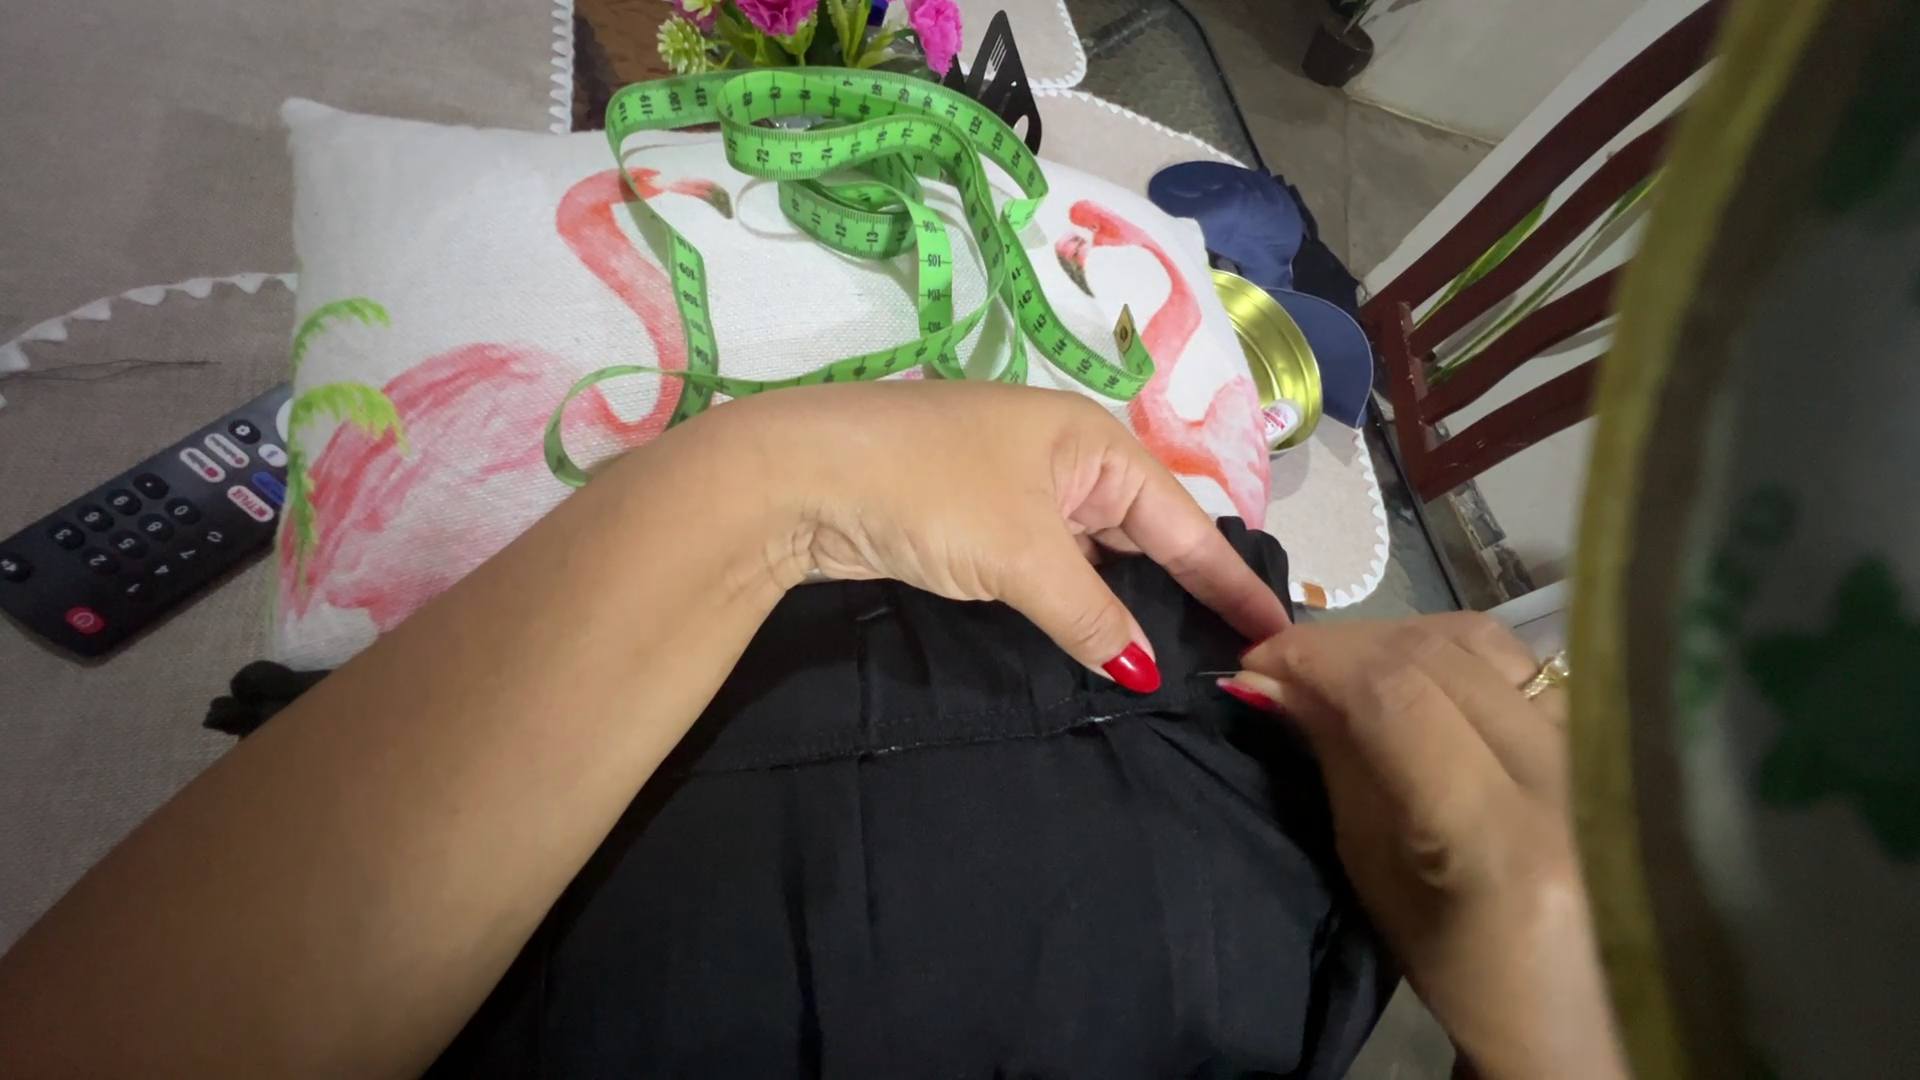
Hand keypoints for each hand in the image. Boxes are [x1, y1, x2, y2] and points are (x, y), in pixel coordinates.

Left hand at [716, 380, 1291, 690]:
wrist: (803, 475)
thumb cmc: (929, 492)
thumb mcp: (1021, 553)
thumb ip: (1090, 614)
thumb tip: (1143, 671)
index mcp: (1091, 443)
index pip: (1181, 520)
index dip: (1228, 579)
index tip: (1277, 631)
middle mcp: (1062, 460)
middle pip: (1141, 535)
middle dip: (1181, 593)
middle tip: (1230, 658)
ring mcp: (1017, 491)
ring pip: (1092, 555)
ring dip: (1122, 605)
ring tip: (1174, 662)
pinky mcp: (978, 523)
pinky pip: (1047, 567)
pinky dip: (1072, 603)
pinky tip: (1095, 641)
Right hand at [1223, 615, 1623, 1079]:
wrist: (1591, 1015)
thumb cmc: (1462, 969)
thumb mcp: (1372, 869)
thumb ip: (1333, 756)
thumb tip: (1270, 680)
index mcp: (1501, 839)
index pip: (1395, 696)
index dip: (1313, 658)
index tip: (1255, 662)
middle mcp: (1570, 780)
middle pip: (1431, 653)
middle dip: (1336, 644)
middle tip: (1283, 663)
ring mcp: (1604, 752)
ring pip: (1476, 639)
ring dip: (1386, 637)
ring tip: (1343, 666)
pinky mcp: (1613, 738)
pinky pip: (1515, 658)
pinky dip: (1442, 648)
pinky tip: (1409, 673)